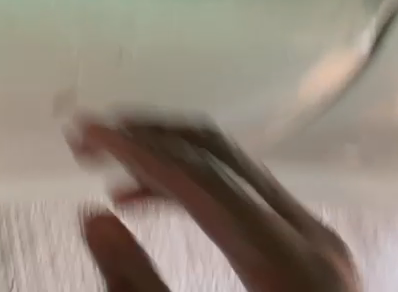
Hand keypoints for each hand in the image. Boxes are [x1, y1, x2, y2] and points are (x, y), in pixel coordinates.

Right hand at [74, 119, 359, 291]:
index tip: (83, 133)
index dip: (133, 148)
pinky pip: (238, 191)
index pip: (196, 175)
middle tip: (86, 139)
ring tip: (105, 165)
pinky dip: (186, 183)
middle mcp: (308, 235)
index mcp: (286, 263)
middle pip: (212, 153)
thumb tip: (94, 216)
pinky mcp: (310, 252)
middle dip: (143, 137)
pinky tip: (143, 200)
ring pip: (225, 164)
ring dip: (161, 155)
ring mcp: (314, 240)